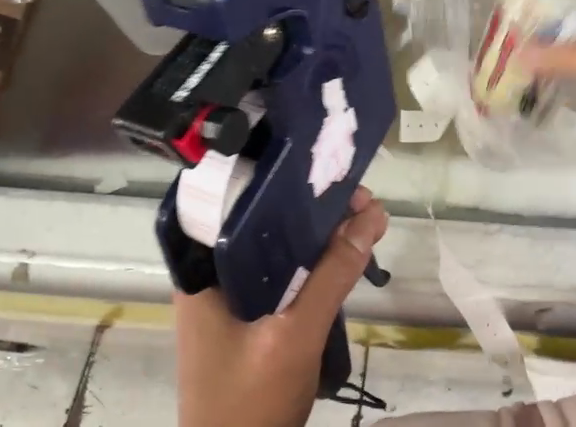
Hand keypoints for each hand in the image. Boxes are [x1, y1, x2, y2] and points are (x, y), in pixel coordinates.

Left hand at [176, 186, 388, 426]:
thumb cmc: (250, 406)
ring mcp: (228, 305)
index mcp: (202, 273)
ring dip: (318, 236)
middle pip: (263, 224)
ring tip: (362, 221)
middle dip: (312, 208)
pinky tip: (344, 259)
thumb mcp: (296, 336)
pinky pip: (282, 278)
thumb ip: (332, 274)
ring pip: (277, 251)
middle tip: (360, 199)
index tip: (328, 172)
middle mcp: (210, 280)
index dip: (283, 181)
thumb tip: (373, 214)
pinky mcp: (247, 325)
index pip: (235, 202)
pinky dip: (313, 265)